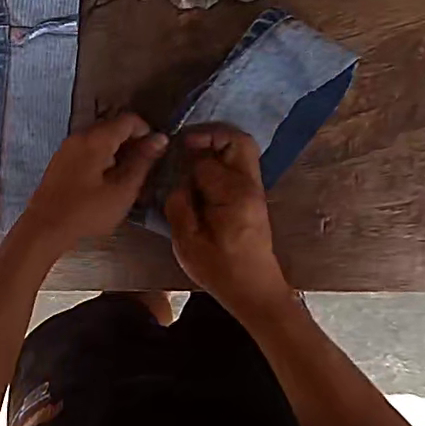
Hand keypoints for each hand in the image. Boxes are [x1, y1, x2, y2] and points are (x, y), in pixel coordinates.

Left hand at [19, 113, 168, 250]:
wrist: (44, 228)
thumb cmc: (87, 212)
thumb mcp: (122, 190)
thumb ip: (142, 162)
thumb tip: (160, 139)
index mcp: (96, 139)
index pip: (128, 120)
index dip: (146, 131)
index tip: (155, 152)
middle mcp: (79, 136)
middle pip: (112, 126)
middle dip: (132, 141)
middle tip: (143, 167)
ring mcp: (66, 147)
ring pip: (99, 138)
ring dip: (117, 150)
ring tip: (126, 176)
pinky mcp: (60, 160)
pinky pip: (87, 149)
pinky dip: (101, 157)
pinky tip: (105, 180)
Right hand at [164, 125, 297, 318]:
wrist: (255, 290)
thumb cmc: (220, 270)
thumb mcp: (188, 243)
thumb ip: (178, 206)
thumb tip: (178, 183)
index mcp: (233, 195)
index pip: (206, 161)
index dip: (185, 160)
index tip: (169, 163)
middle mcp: (249, 186)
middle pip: (237, 140)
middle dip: (210, 135)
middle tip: (184, 145)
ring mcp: (255, 190)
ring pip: (242, 149)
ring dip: (217, 145)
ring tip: (190, 157)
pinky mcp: (253, 196)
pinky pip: (239, 163)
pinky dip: (221, 159)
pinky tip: (200, 173)